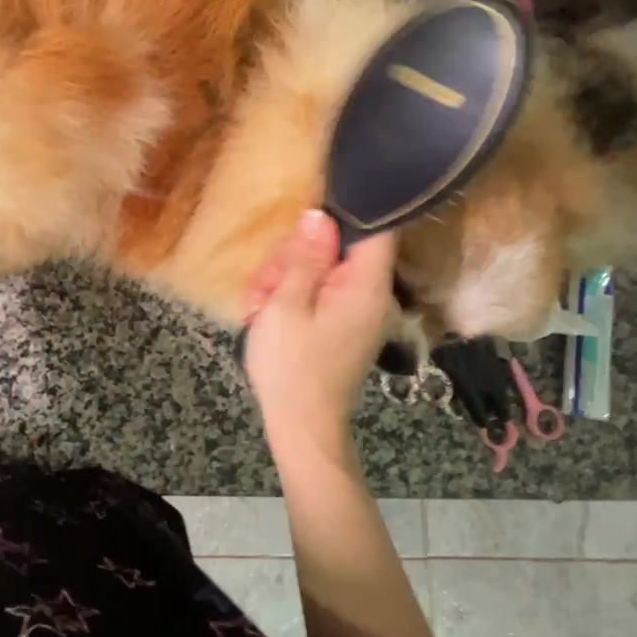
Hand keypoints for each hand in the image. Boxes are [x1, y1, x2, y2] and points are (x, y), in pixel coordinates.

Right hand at [242, 210, 398, 452]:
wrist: (301, 424)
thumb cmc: (291, 363)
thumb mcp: (287, 304)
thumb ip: (305, 259)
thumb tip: (319, 215)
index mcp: (364, 286)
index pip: (375, 230)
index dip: (345, 212)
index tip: (305, 214)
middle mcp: (368, 294)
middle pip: (334, 249)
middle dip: (293, 257)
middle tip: (266, 283)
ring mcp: (355, 311)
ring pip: (317, 269)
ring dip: (282, 279)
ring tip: (260, 306)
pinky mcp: (341, 325)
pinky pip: (316, 293)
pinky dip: (288, 297)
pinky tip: (266, 315)